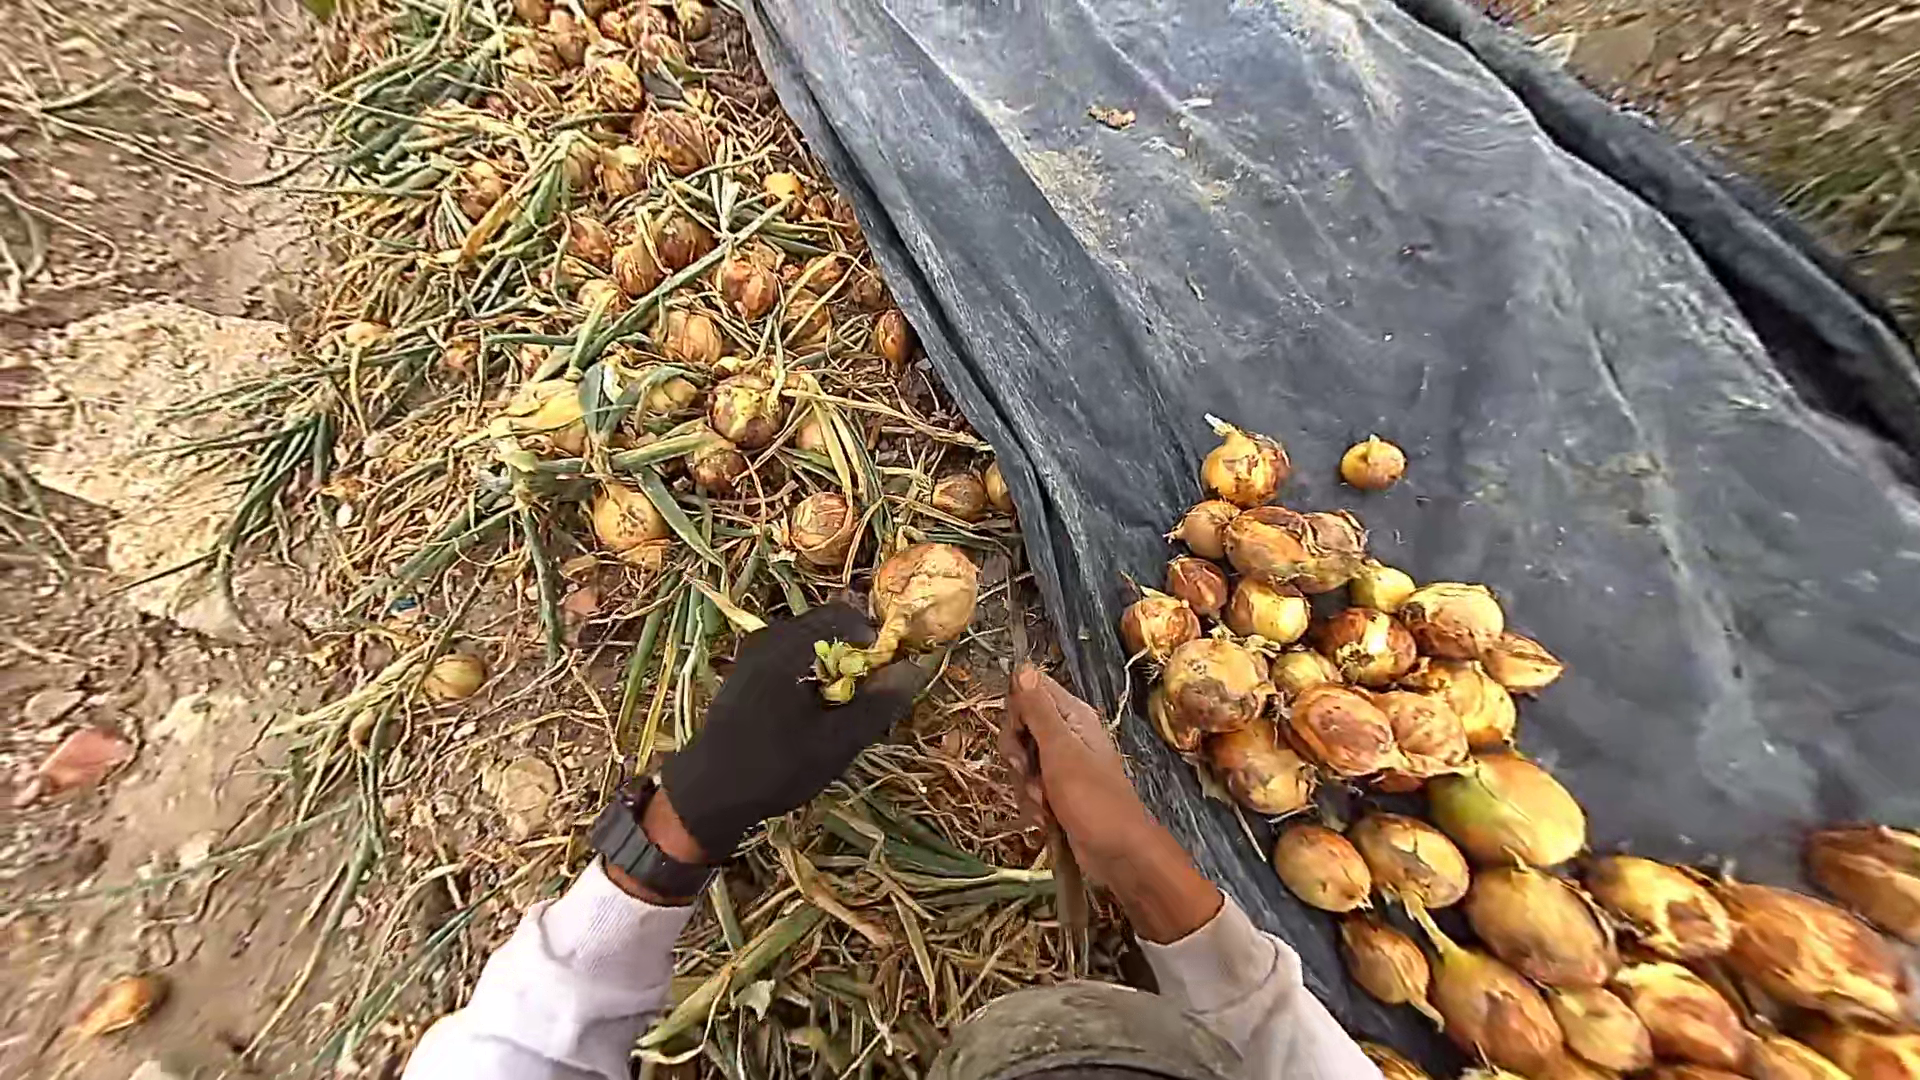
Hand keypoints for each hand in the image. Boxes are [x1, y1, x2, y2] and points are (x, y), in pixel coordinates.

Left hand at [660, 604, 927, 857]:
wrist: (706, 796)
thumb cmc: (775, 766)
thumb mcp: (837, 740)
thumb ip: (879, 701)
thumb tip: (915, 668)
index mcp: (788, 645)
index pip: (844, 614)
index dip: (873, 635)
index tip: (884, 669)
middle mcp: (768, 638)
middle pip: (826, 626)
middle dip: (854, 653)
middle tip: (867, 692)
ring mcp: (753, 653)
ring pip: (809, 642)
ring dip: (834, 665)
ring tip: (842, 705)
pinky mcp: (746, 670)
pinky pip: (791, 656)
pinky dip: (811, 672)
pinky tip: (813, 710)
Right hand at [999, 665, 1220, 942]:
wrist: (1119, 856)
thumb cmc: (1094, 800)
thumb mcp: (1061, 752)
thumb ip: (1039, 711)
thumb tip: (1022, 666)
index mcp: (1072, 714)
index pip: (1029, 690)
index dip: (1016, 711)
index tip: (1019, 736)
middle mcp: (1067, 732)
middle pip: (1020, 725)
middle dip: (1017, 753)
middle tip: (1027, 772)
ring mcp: (1061, 761)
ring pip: (1021, 757)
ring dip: (1025, 783)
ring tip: (1043, 802)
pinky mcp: (1057, 787)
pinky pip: (1029, 782)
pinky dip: (1031, 801)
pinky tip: (1045, 816)